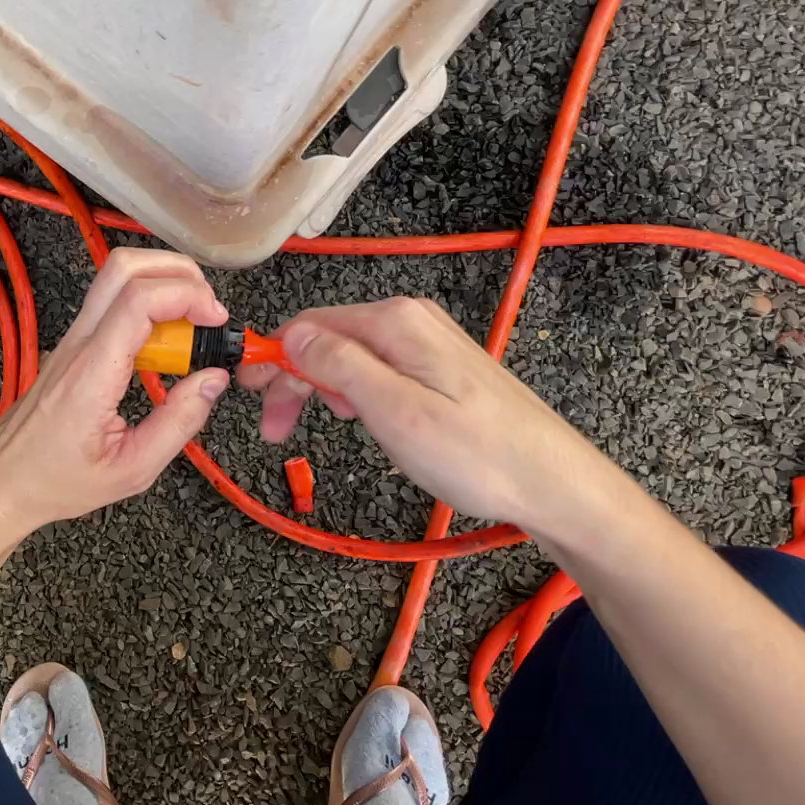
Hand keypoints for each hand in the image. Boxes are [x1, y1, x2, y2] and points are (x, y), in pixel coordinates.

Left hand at [0, 249, 231, 541]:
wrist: (5, 479)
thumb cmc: (59, 480)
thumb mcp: (133, 470)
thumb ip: (179, 423)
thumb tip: (214, 379)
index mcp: (92, 373)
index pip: (137, 300)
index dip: (185, 295)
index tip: (216, 319)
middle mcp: (79, 342)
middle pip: (124, 266)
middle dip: (178, 272)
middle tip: (208, 309)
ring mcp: (73, 337)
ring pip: (116, 276)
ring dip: (163, 282)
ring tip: (192, 321)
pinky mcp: (75, 342)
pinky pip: (112, 301)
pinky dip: (148, 302)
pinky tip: (166, 340)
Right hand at [235, 297, 627, 534]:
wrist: (556, 485)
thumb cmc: (477, 455)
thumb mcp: (395, 412)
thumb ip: (339, 366)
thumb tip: (293, 336)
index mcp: (394, 323)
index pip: (308, 326)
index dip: (272, 359)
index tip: (248, 395)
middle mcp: (408, 320)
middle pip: (326, 338)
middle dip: (292, 378)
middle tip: (272, 429)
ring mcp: (425, 341)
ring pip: (348, 353)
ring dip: (318, 387)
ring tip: (313, 428)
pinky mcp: (437, 364)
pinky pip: (375, 366)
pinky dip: (351, 391)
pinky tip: (354, 416)